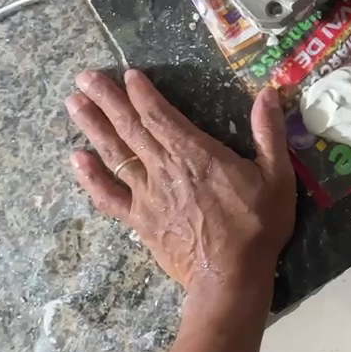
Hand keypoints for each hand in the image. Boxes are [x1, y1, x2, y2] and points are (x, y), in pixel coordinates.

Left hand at [65, 69, 295, 307]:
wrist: (230, 278)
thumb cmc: (258, 224)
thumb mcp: (277, 175)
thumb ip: (270, 133)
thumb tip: (268, 93)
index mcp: (196, 155)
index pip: (161, 116)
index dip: (144, 93)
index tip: (129, 73)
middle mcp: (164, 170)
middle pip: (131, 128)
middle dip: (108, 99)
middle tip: (85, 76)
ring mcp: (146, 196)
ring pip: (115, 154)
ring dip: (93, 126)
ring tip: (73, 103)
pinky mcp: (139, 221)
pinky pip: (109, 195)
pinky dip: (91, 176)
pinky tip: (76, 159)